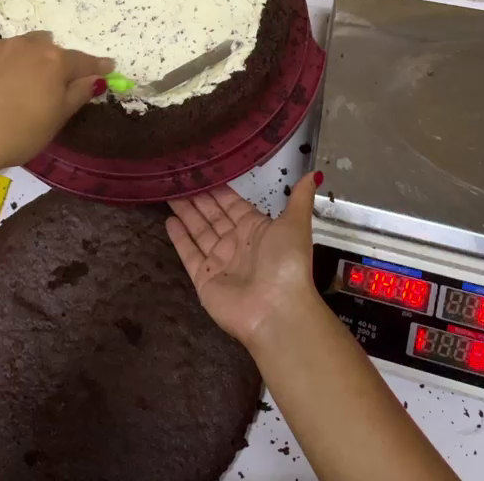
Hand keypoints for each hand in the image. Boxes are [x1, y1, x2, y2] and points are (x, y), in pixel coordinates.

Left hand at [0, 31, 111, 170]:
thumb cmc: (19, 133)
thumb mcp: (56, 120)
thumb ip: (77, 94)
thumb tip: (95, 78)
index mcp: (53, 61)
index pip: (82, 62)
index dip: (95, 66)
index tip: (106, 66)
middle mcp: (25, 46)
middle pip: (44, 46)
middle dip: (49, 59)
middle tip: (44, 83)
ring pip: (13, 48)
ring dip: (17, 62)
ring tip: (8, 88)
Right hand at [167, 172, 322, 348]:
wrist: (277, 311)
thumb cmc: (286, 264)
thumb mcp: (296, 224)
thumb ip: (299, 198)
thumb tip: (315, 173)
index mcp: (256, 229)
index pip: (232, 204)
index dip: (217, 189)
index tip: (201, 172)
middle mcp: (236, 243)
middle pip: (212, 215)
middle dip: (197, 198)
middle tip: (178, 179)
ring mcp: (219, 261)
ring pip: (198, 231)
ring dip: (185, 213)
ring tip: (168, 194)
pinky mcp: (204, 279)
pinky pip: (189, 254)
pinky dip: (179, 238)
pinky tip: (169, 221)